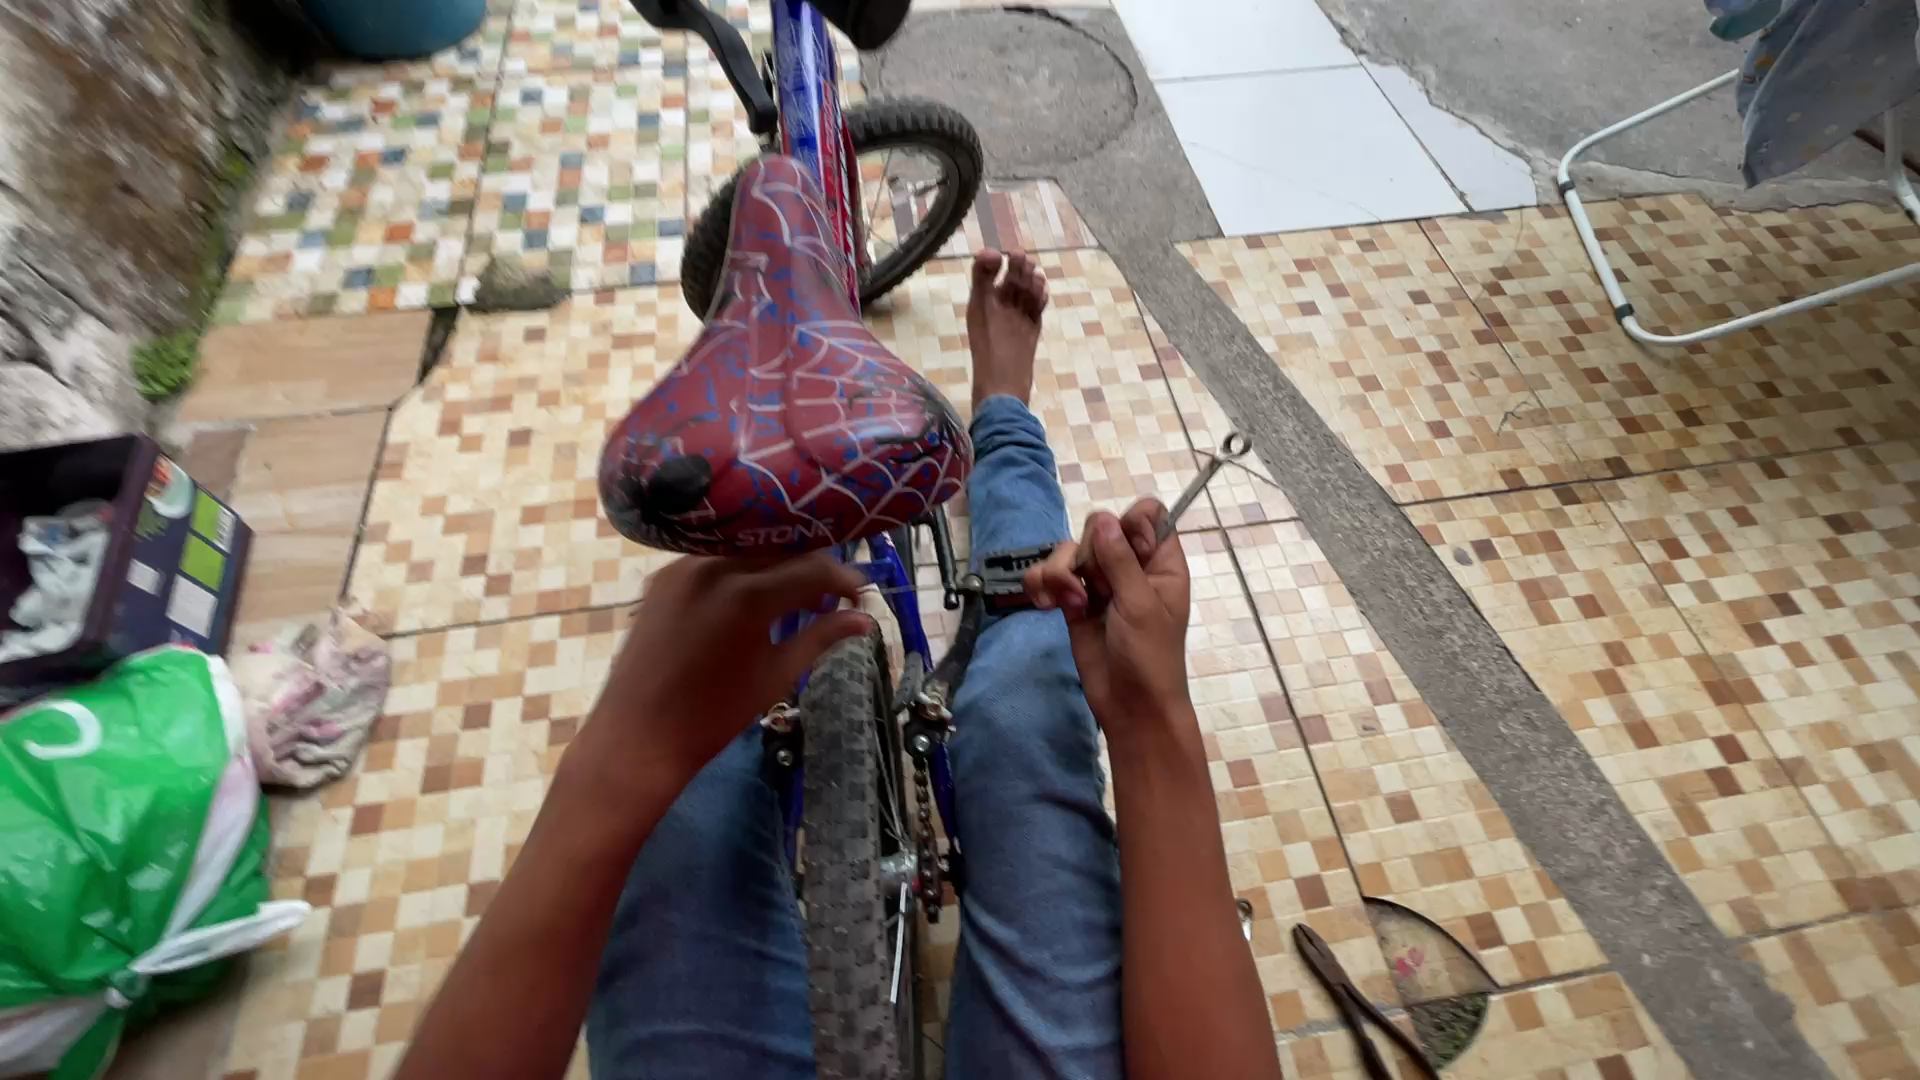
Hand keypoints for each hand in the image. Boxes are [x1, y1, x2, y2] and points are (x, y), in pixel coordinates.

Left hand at [571, 553, 871, 798]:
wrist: (639, 736)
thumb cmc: (716, 714)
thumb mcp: (778, 674)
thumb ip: (823, 637)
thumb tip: (866, 621)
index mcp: (750, 595)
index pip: (814, 569)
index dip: (845, 581)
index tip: (860, 598)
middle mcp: (717, 566)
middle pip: (784, 550)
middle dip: (815, 570)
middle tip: (831, 600)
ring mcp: (686, 567)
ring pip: (750, 550)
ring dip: (779, 567)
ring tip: (794, 599)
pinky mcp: (665, 575)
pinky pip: (717, 558)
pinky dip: (743, 571)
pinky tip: (752, 598)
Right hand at [1023, 499, 1192, 731]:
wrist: (1129, 706)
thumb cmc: (1149, 656)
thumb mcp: (1141, 605)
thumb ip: (1121, 561)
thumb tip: (1103, 519)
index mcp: (1160, 562)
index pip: (1147, 515)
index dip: (1133, 525)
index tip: (1129, 551)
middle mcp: (1130, 565)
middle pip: (1100, 527)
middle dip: (1090, 555)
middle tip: (1099, 589)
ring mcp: (1099, 582)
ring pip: (1070, 550)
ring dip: (1061, 572)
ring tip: (1069, 603)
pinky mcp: (1073, 599)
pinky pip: (1049, 574)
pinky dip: (1042, 584)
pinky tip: (1045, 604)